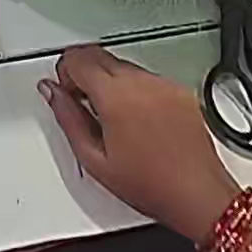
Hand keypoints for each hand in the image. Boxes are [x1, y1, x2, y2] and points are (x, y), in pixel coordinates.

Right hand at [39, 46, 240, 240]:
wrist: (200, 198)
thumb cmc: (151, 185)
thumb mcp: (93, 158)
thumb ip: (67, 117)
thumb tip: (51, 91)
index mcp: (116, 96)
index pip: (76, 58)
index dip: (64, 72)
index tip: (66, 91)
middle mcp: (141, 83)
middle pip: (97, 53)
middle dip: (82, 70)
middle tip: (81, 99)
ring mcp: (163, 85)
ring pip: (120, 63)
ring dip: (107, 78)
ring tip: (110, 115)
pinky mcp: (179, 91)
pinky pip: (145, 76)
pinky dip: (132, 86)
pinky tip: (134, 117)